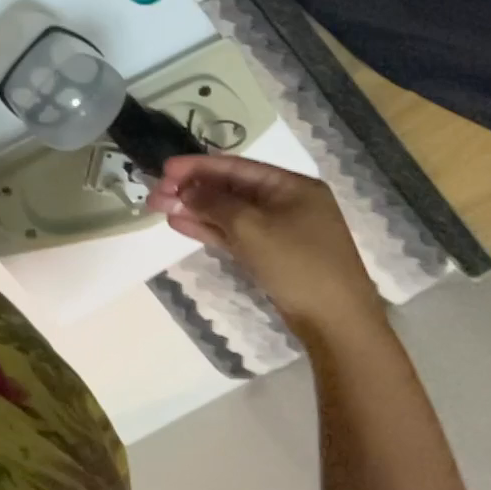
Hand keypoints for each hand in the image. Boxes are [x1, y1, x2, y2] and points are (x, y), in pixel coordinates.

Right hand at [149, 154, 383, 331]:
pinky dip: (208, 228)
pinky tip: (179, 224)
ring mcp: (280, 229)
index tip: (163, 169)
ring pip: (228, 211)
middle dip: (190, 189)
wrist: (335, 323)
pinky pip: (234, 232)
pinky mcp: (272, 252)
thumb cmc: (297, 264)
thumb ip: (212, 201)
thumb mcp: (249, 226)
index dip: (196, 166)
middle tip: (154, 193)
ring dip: (193, 208)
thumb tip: (184, 190)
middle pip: (229, 187)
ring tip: (159, 208)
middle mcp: (287, 202)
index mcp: (291, 186)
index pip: (234, 166)